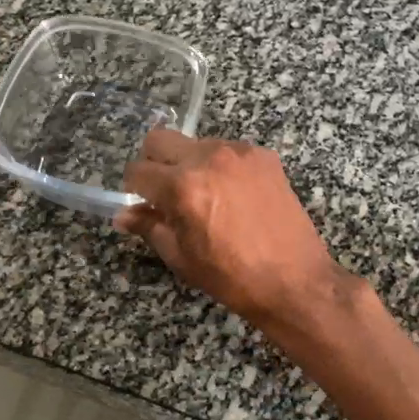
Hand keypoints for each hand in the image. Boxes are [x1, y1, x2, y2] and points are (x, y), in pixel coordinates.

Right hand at [115, 130, 340, 325]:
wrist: (295, 281)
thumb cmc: (232, 276)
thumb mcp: (181, 257)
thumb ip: (149, 227)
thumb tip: (123, 215)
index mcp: (183, 187)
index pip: (138, 170)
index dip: (133, 189)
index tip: (142, 202)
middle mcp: (208, 158)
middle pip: (159, 139)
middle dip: (154, 163)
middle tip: (165, 192)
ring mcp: (239, 153)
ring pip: (194, 143)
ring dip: (188, 163)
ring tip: (205, 197)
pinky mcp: (263, 156)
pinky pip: (227, 150)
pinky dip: (219, 166)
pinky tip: (232, 195)